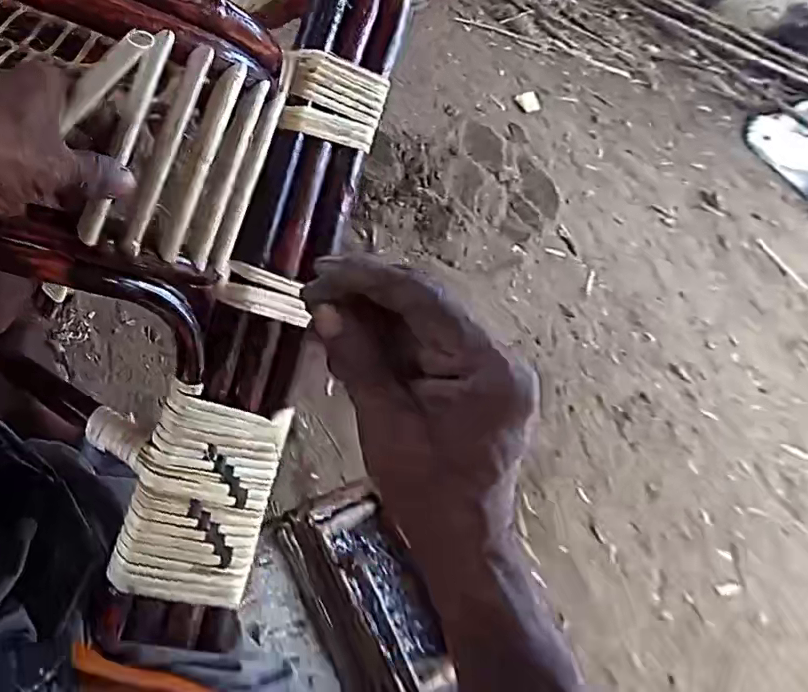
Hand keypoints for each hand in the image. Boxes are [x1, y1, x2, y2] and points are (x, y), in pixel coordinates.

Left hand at [0, 61, 134, 238]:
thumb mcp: (52, 167)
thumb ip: (91, 172)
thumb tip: (127, 179)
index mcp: (44, 81)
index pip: (96, 93)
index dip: (116, 123)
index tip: (137, 153)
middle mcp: (21, 94)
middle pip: (70, 125)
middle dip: (92, 158)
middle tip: (118, 188)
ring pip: (45, 151)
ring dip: (65, 179)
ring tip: (93, 207)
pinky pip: (20, 168)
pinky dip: (36, 189)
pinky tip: (55, 212)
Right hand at [302, 255, 536, 564]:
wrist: (460, 537)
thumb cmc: (426, 488)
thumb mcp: (384, 421)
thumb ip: (357, 358)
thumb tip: (325, 309)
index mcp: (488, 368)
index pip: (424, 299)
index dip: (368, 277)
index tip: (321, 271)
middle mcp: (493, 357)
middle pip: (424, 297)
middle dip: (364, 286)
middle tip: (313, 287)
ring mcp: (481, 364)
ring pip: (416, 311)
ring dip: (366, 305)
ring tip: (320, 306)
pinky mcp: (462, 373)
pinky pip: (415, 334)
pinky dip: (376, 328)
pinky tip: (343, 331)